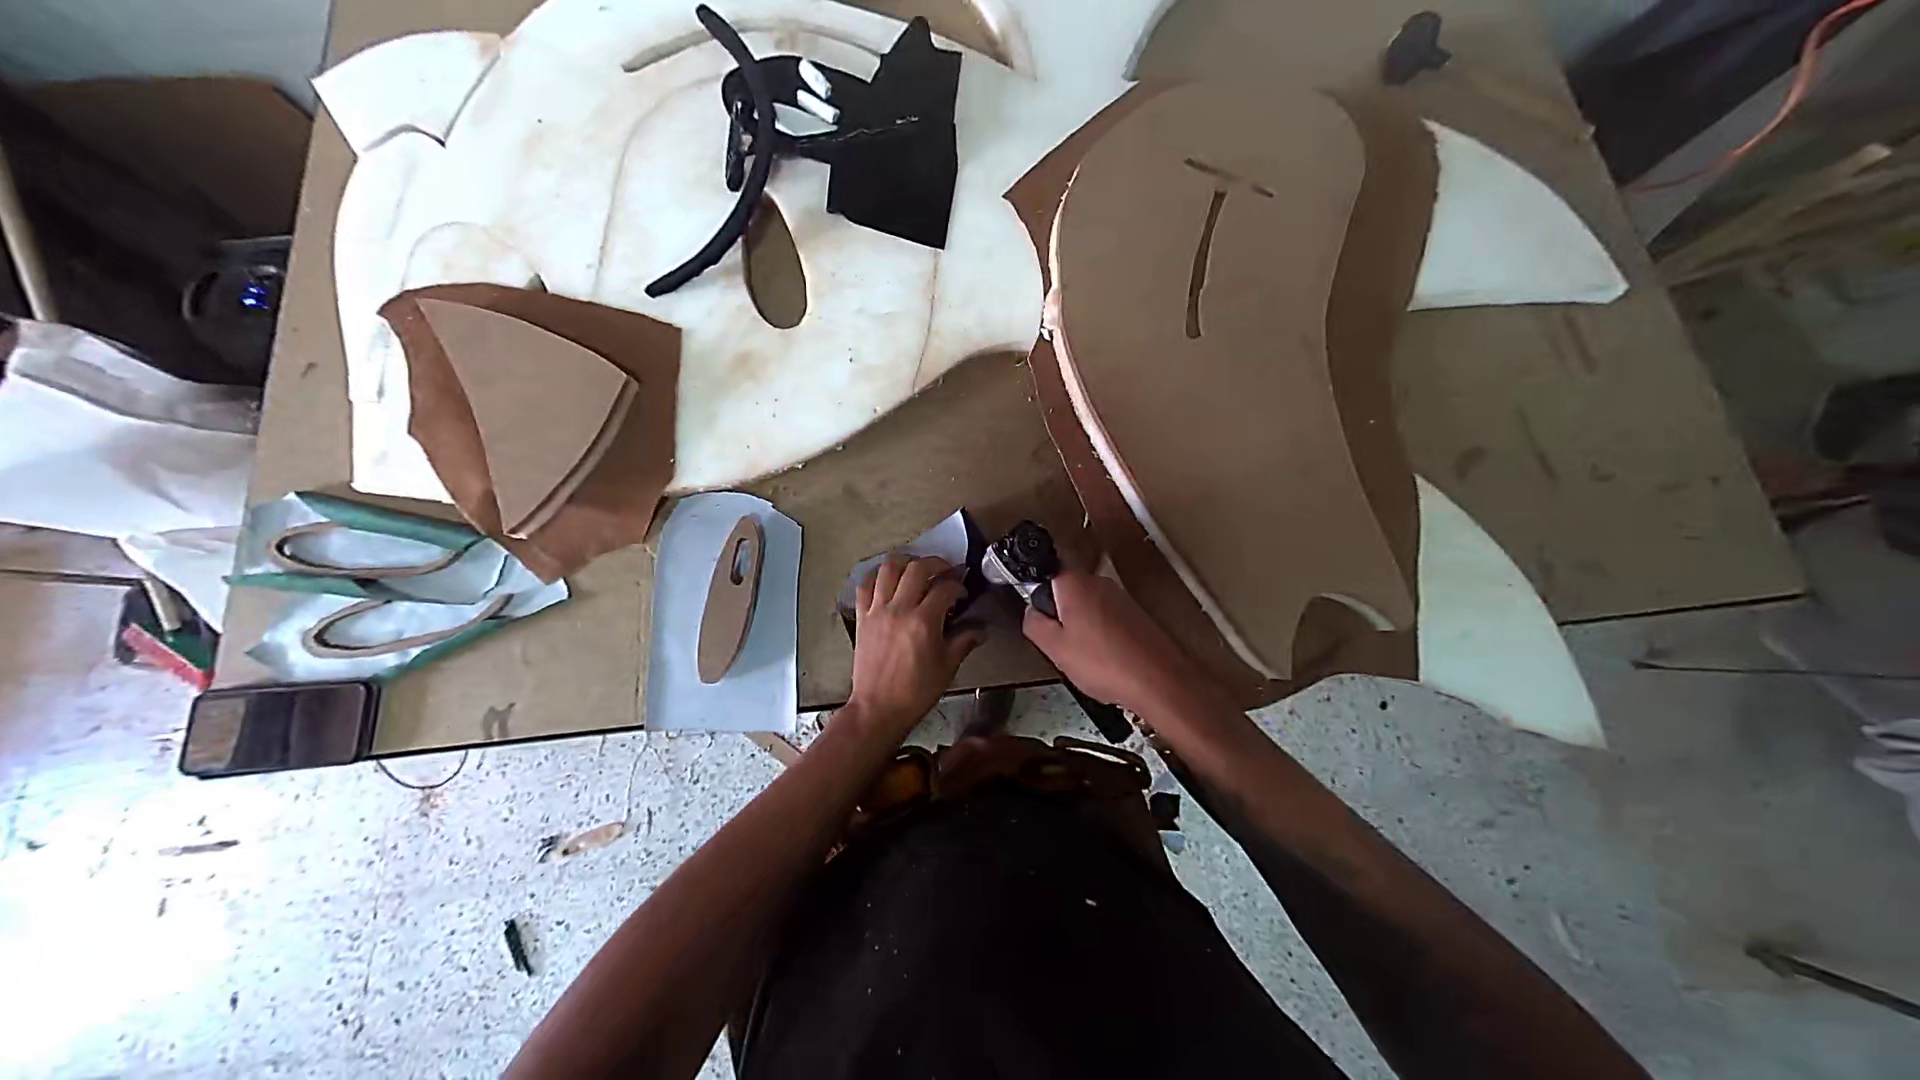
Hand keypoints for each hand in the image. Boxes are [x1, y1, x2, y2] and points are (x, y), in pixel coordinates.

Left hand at [844, 555, 982, 740]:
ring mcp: (877, 611)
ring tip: (916, 568)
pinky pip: (866, 586)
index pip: (945, 588)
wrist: (879, 708)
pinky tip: (888, 580)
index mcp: (923, 622)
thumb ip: (964, 641)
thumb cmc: (915, 692)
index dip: (958, 585)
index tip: (962, 591)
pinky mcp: (862, 618)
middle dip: (936, 563)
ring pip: (889, 569)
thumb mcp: (947, 667)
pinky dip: (877, 576)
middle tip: (945, 569)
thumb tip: (980, 630)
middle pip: (918, 568)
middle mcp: (899, 610)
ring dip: (906, 562)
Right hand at [1021, 570, 1197, 716]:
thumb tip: (1030, 614)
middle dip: (1062, 617)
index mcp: (1075, 584)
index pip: (1046, 577)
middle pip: (1068, 593)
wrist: (1157, 680)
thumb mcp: (1054, 648)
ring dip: (1083, 629)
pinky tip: (1105, 661)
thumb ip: (1034, 624)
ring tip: (1085, 658)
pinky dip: (1103, 638)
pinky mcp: (1137, 616)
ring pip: (1090, 609)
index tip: (1039, 619)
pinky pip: (1109, 622)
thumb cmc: (1109, 664)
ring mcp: (1122, 599)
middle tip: (1060, 644)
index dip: (1039, 600)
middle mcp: (1100, 584)